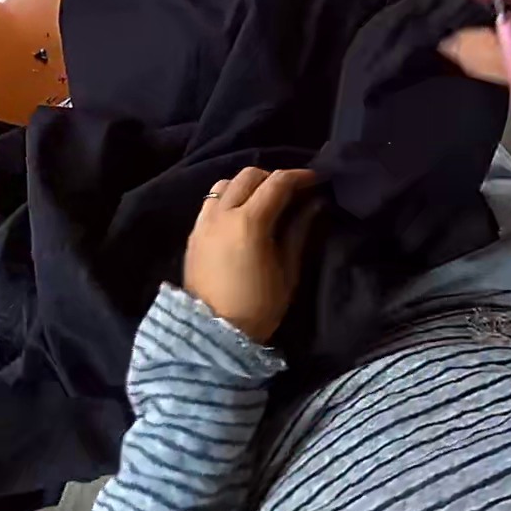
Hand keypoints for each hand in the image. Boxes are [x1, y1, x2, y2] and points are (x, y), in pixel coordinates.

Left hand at [183, 167, 320, 342]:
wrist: (213, 335)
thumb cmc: (258, 306)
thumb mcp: (288, 270)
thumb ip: (300, 230)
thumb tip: (314, 203)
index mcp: (249, 222)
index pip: (278, 183)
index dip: (300, 176)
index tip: (317, 180)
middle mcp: (222, 213)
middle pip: (250, 175)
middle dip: (274, 177)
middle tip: (293, 192)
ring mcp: (203, 221)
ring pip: (226, 183)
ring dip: (249, 185)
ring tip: (264, 201)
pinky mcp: (193, 233)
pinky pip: (212, 201)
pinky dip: (229, 197)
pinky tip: (241, 214)